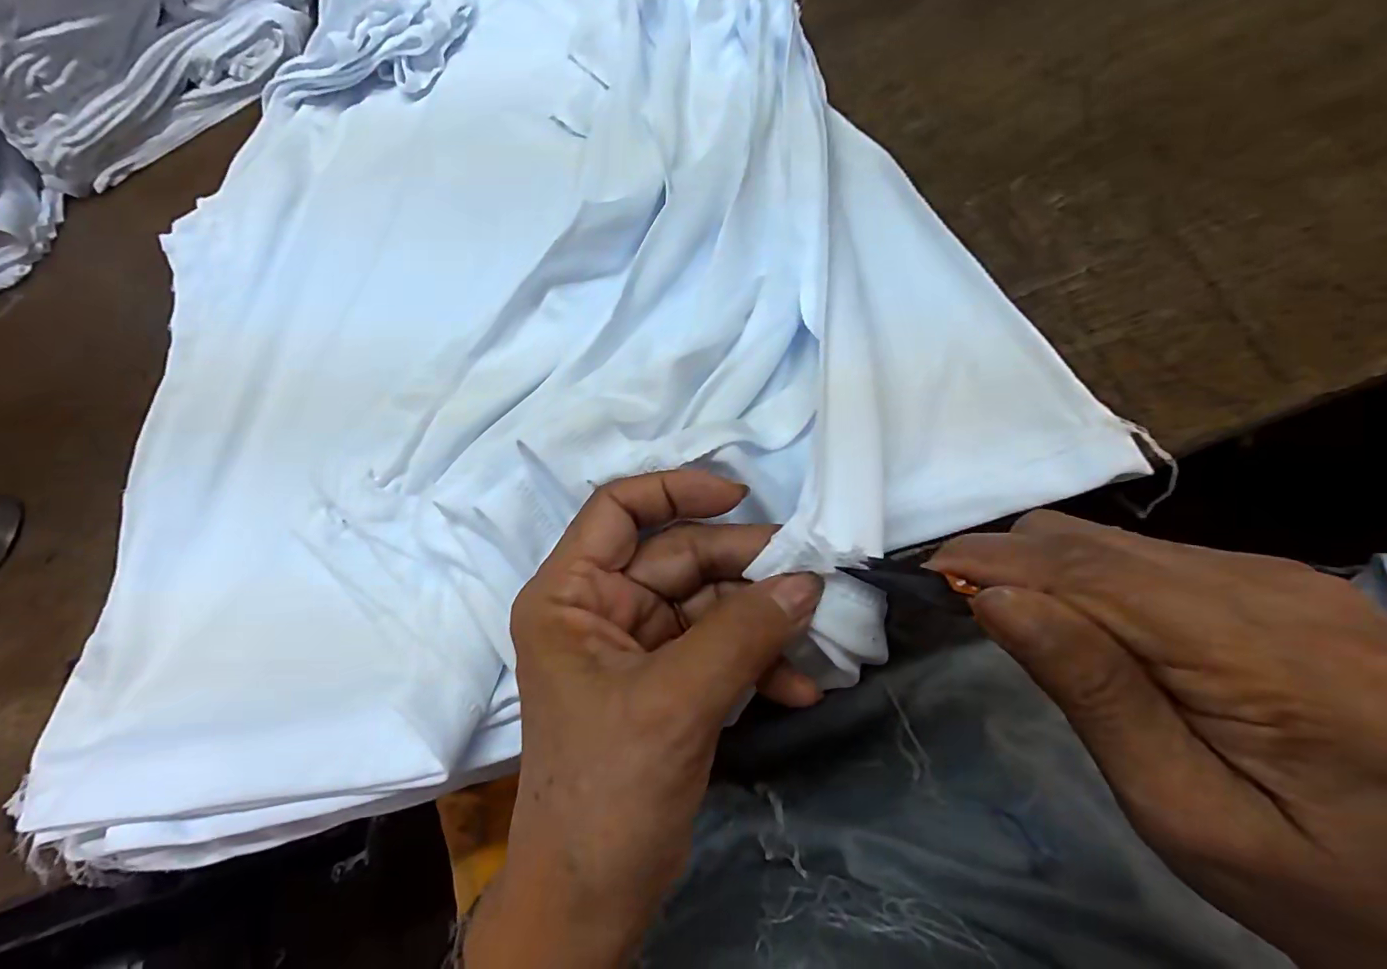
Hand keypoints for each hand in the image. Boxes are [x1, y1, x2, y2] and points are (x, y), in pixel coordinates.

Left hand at [463, 470, 824, 968]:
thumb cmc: (608, 790)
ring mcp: (634, 646)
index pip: (617, 508)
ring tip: (816, 637)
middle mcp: (598, 608)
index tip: (740, 494)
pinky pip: (717, 648)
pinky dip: (756, 661)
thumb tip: (807, 580)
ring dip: (761, 620)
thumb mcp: (675, 701)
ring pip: (707, 603)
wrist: (593, 898)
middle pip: (678, 556)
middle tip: (809, 578)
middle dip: (743, 568)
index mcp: (569, 595)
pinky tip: (799, 687)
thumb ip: (742, 633)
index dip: (675, 488)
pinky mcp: (665, 682)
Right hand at [930, 511, 1386, 968]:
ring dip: (1056, 570)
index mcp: (1298, 677)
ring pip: (1128, 543)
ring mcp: (1305, 582)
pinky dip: (1098, 578)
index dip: (1010, 563)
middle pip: (1116, 548)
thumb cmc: (1298, 884)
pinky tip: (1088, 621)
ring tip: (1017, 612)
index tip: (931, 566)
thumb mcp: (1178, 812)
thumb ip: (1093, 694)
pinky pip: (1157, 557)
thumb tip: (997, 598)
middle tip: (959, 594)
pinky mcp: (1290, 580)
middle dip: (1020, 561)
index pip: (1113, 582)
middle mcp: (1307, 602)